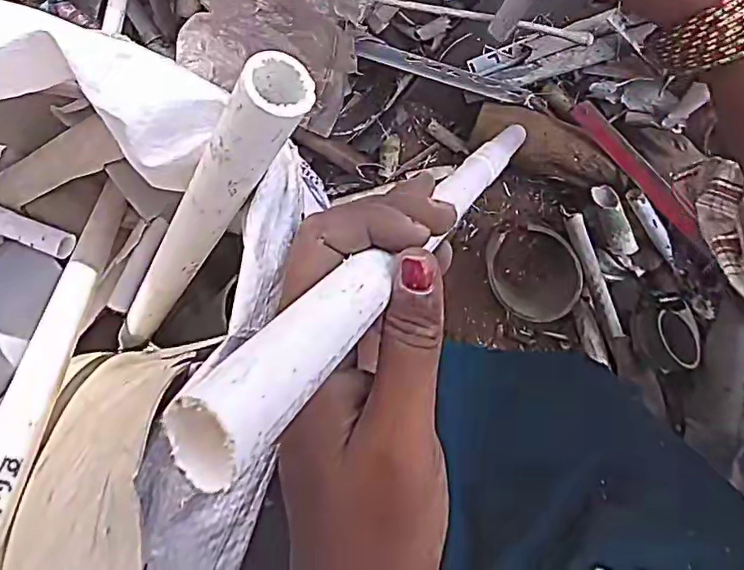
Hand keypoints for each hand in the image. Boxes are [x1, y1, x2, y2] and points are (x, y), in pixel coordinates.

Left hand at [276, 174, 455, 569]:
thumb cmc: (373, 534)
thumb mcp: (401, 437)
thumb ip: (410, 347)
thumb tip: (420, 264)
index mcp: (300, 358)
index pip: (319, 252)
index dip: (375, 223)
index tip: (431, 226)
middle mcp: (304, 345)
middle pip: (330, 246)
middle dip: (386, 215)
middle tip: (443, 208)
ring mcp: (325, 352)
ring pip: (350, 265)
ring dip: (394, 231)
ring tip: (440, 213)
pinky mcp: (350, 362)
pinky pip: (370, 295)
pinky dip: (402, 266)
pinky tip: (427, 254)